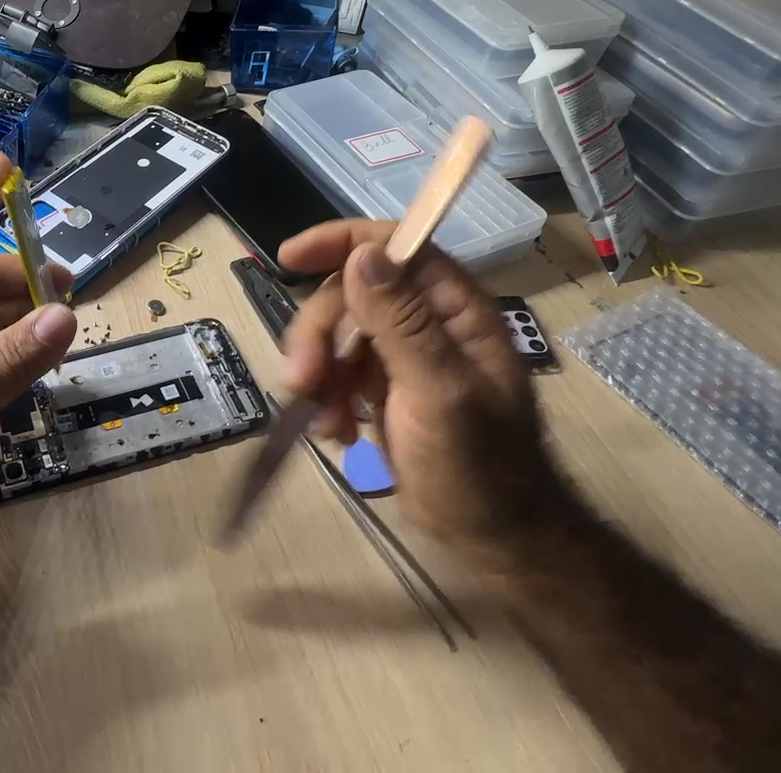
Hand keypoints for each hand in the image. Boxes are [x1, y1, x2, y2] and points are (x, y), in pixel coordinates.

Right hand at [278, 220, 569, 554]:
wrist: (490, 537)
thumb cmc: (479, 467)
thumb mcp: (440, 393)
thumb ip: (402, 323)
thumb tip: (363, 254)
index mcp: (453, 310)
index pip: (395, 248)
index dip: (341, 243)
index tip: (290, 258)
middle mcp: (425, 321)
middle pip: (349, 295)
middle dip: (318, 335)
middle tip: (301, 380)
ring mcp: (401, 354)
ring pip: (334, 333)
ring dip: (317, 371)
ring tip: (323, 419)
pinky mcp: (380, 386)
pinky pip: (334, 369)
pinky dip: (324, 396)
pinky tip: (335, 430)